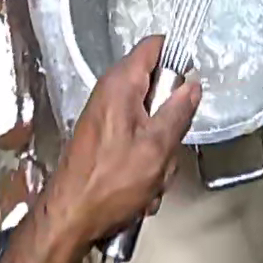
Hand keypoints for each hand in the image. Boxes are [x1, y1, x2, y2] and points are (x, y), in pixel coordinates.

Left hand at [42, 35, 200, 248]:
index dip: (177, 55)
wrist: (69, 217)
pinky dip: (145, 158)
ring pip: (149, 116)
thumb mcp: (156, 148)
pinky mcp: (105, 134)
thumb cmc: (109, 182)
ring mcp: (107, 112)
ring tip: (153, 174)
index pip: (154, 45)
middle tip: (169, 144)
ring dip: (159, 146)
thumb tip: (193, 84)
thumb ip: (178, 112)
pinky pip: (137, 135)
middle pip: (155, 85)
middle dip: (170, 116)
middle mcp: (111, 90)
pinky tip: (142, 186)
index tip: (191, 80)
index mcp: (121, 82)